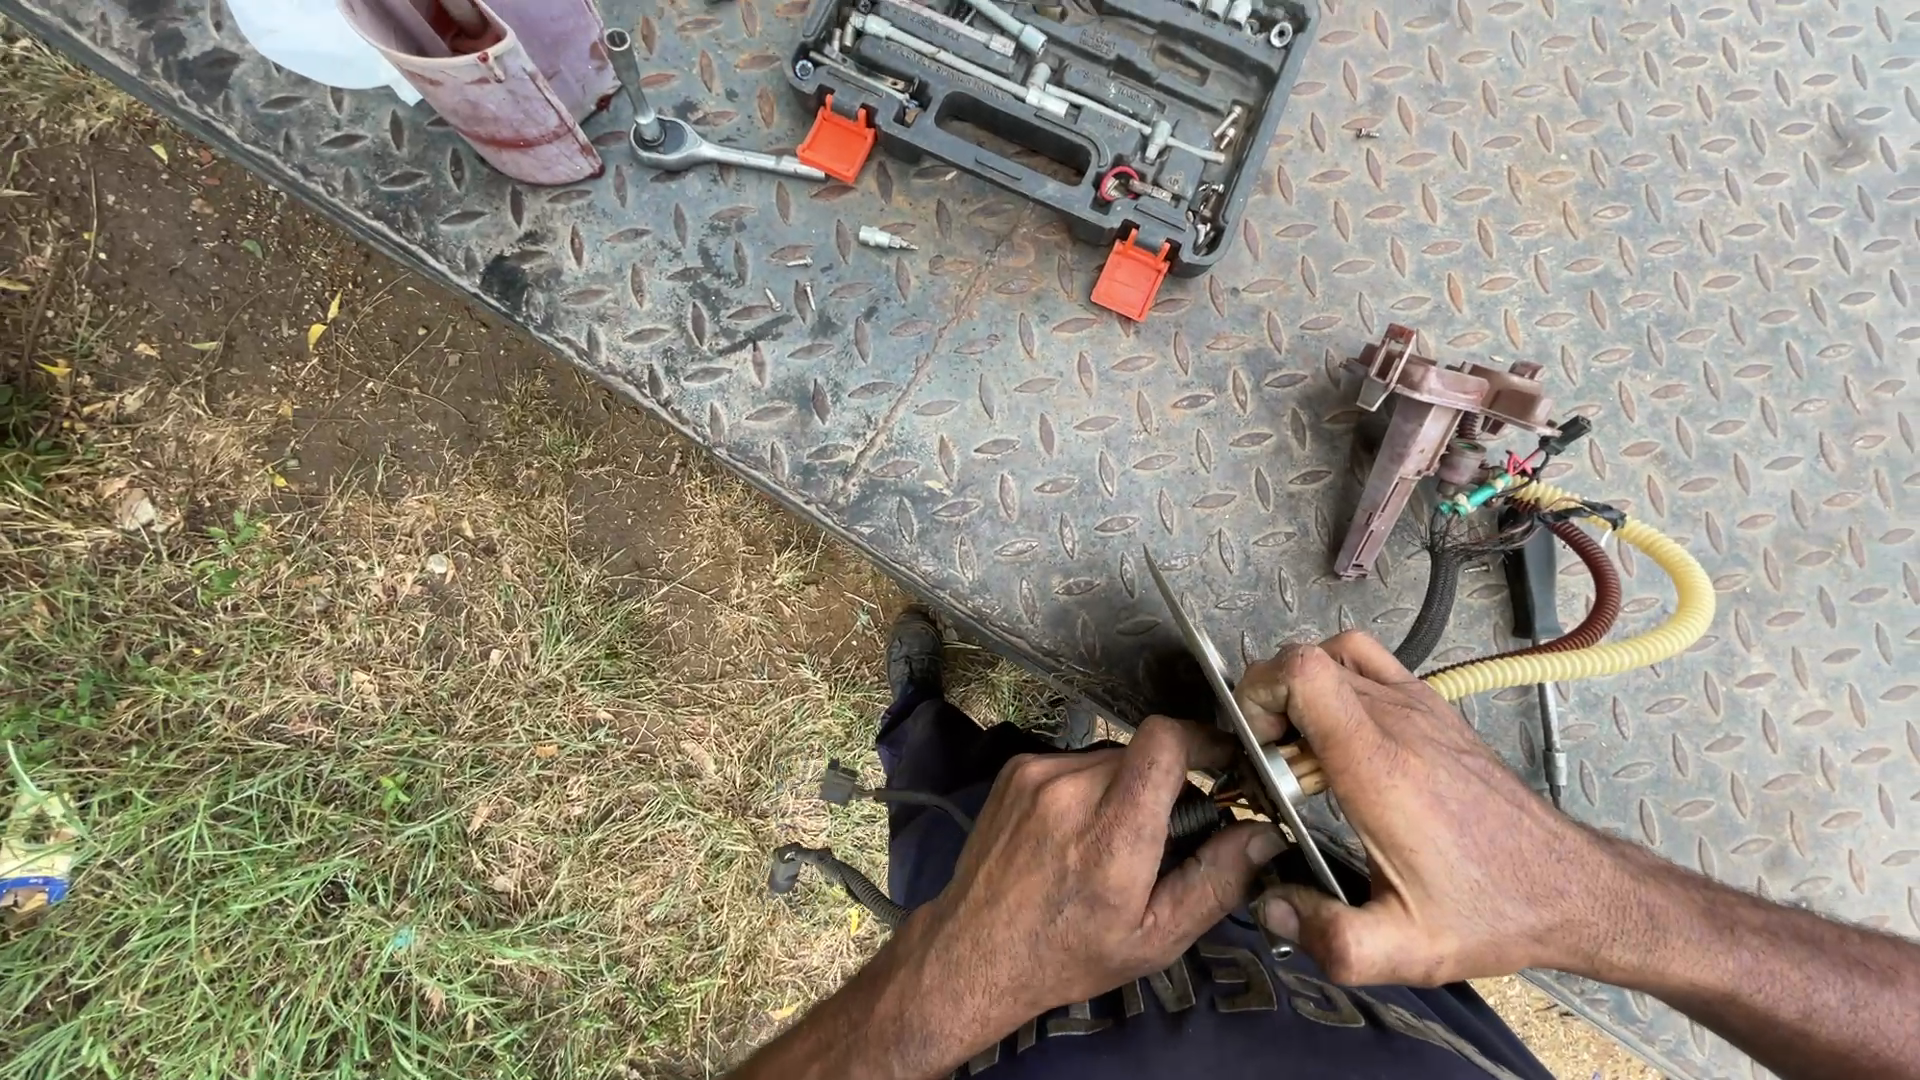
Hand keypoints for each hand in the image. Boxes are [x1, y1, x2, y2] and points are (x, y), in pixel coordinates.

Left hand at [904, 715, 1284, 1049]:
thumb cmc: (1069, 952)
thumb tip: (1265, 834)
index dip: (1201, 740)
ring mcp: (1036, 772)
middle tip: (1162, 831)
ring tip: (1110, 839)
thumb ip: (1215, 880)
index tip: (1220, 764)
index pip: (1164, 741)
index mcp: (1112, 832)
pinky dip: (1087, 787)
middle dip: (1164, 783)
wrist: (974, 948)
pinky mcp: (1015, 768)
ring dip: (1124, 786)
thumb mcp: (1154, 937)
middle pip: (1142, 753)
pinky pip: (1074, 762)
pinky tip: (1074, 830)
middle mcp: (1070, 788)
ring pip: (1109, 756)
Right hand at [1239, 631, 1626, 985]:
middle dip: (1267, 702)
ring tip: (1297, 738)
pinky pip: (1366, 658)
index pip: (1302, 673)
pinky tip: (1336, 724)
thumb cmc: (1491, 910)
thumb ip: (1333, 939)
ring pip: (1331, 653)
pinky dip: (1334, 673)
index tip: (1256, 744)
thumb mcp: (1410, 949)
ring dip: (1297, 686)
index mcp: (1377, 765)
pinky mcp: (1431, 707)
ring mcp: (1416, 706)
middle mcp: (1396, 720)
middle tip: (1272, 757)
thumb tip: (1270, 906)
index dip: (1258, 695)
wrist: (1572, 889)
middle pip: (1304, 660)